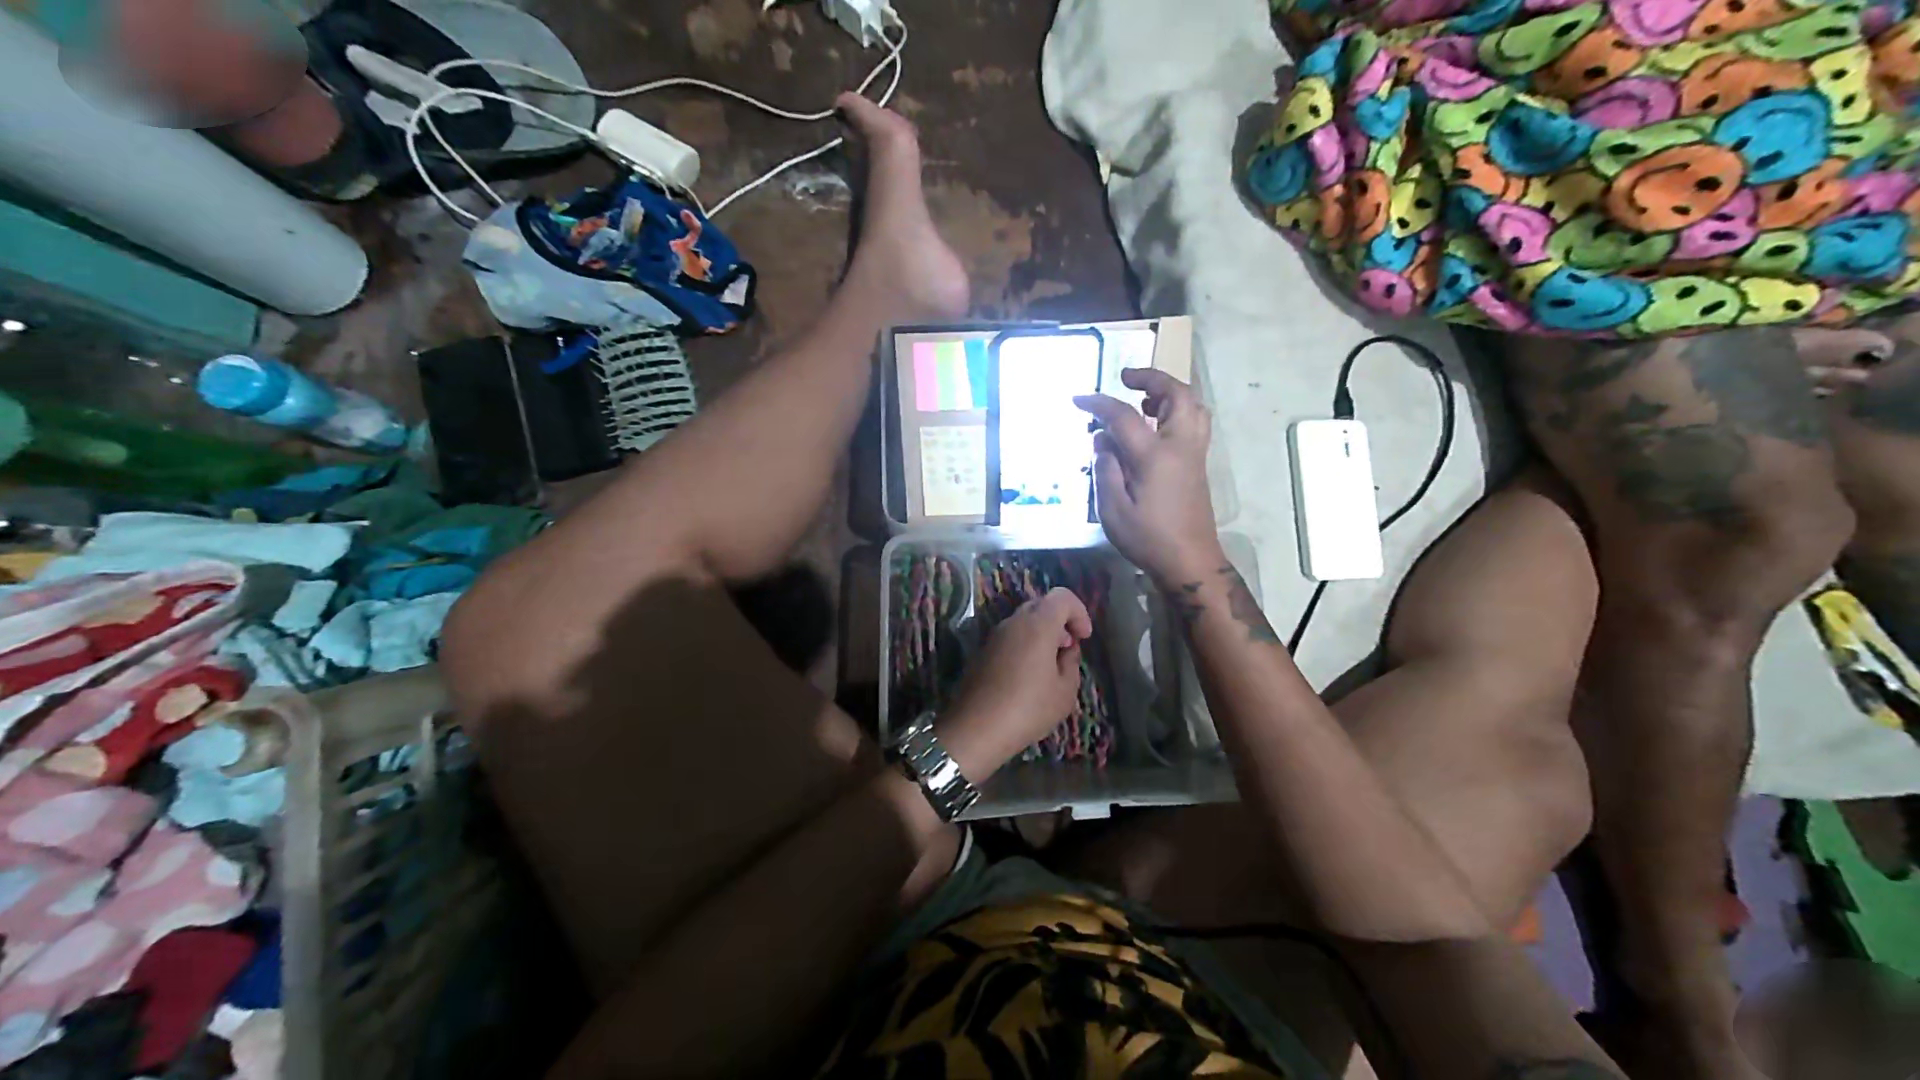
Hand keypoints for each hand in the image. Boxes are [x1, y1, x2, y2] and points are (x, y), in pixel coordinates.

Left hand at [935, 587, 1091, 780]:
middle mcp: (1013, 622)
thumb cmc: (1028, 708)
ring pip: (1024, 620)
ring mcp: (994, 635)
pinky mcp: (983, 650)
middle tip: (1069, 648)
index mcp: (1037, 625)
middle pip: (1041, 605)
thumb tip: (1066, 649)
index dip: (1079, 612)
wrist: (976, 728)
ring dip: (1042, 633)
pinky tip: (1029, 674)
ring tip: (1051, 664)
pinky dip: (1025, 644)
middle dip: (1060, 621)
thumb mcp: (1064, 691)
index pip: (1061, 597)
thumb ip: (1071, 662)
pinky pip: (1010, 636)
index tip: (1084, 637)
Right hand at [1074, 369, 1222, 583]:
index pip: (1124, 416)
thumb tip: (1102, 440)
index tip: (1078, 399)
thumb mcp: (1113, 509)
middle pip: (1176, 394)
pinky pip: (1194, 421)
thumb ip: (1105, 468)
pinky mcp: (1198, 463)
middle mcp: (1180, 445)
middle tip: (1127, 377)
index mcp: (1155, 455)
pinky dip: (1177, 409)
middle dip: (1152, 378)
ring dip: (1169, 392)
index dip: (1099, 403)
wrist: (1190, 561)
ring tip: (1144, 399)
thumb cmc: (1148, 538)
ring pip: (1192, 405)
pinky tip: (1155, 423)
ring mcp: (1194, 453)